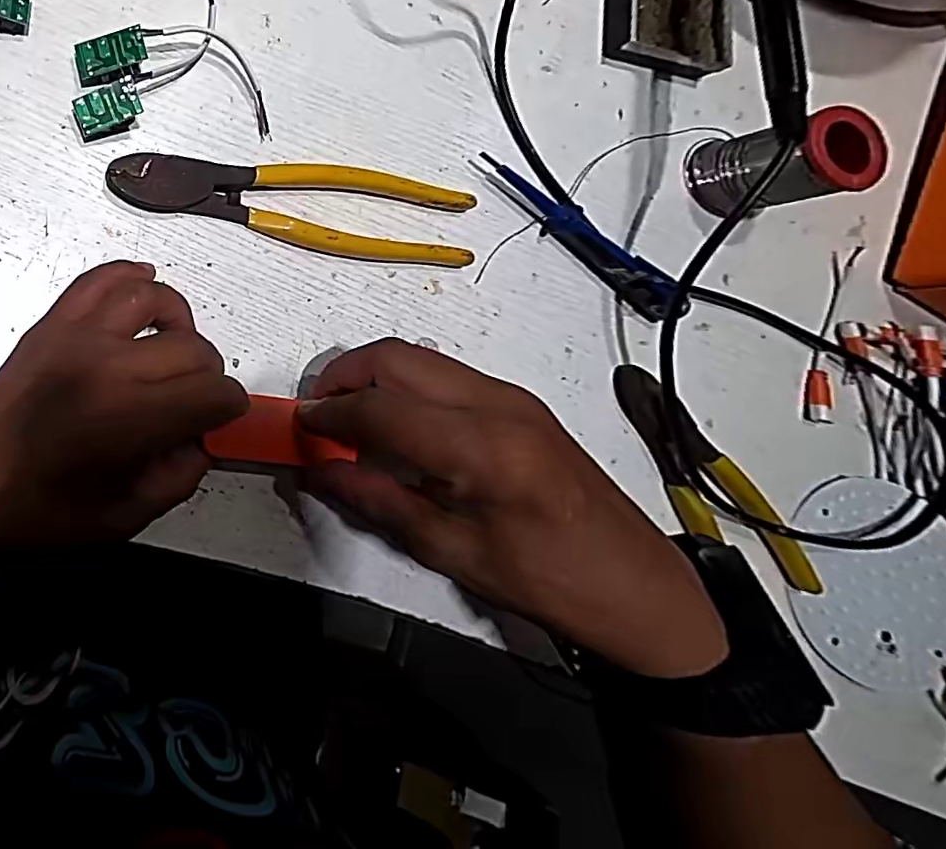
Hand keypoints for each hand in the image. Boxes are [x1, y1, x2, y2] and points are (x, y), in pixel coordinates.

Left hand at [0, 261, 247, 549]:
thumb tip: (201, 438)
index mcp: (128, 417)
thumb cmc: (36, 508)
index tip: (221, 416)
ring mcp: (76, 336)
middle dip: (208, 375)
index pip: (213, 392)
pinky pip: (98, 280)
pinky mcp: (52, 324)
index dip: (228, 407)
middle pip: (192, 347)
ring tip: (174, 346)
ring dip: (179, 321)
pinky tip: (144, 286)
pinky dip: (128, 275)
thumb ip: (180, 476)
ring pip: (152, 298)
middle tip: (194, 398)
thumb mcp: (123, 516)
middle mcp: (106, 364)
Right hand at [297, 339, 726, 678]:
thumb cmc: (552, 581)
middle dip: (343, 374)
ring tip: (349, 417)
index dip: (330, 414)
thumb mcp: (452, 552)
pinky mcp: (518, 402)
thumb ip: (378, 501)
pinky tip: (394, 423)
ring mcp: (511, 397)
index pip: (380, 407)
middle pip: (394, 357)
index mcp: (483, 448)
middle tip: (318, 412)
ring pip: (417, 356)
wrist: (642, 589)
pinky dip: (403, 384)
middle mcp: (498, 404)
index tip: (303, 427)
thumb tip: (322, 472)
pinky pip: (442, 372)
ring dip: (372, 375)